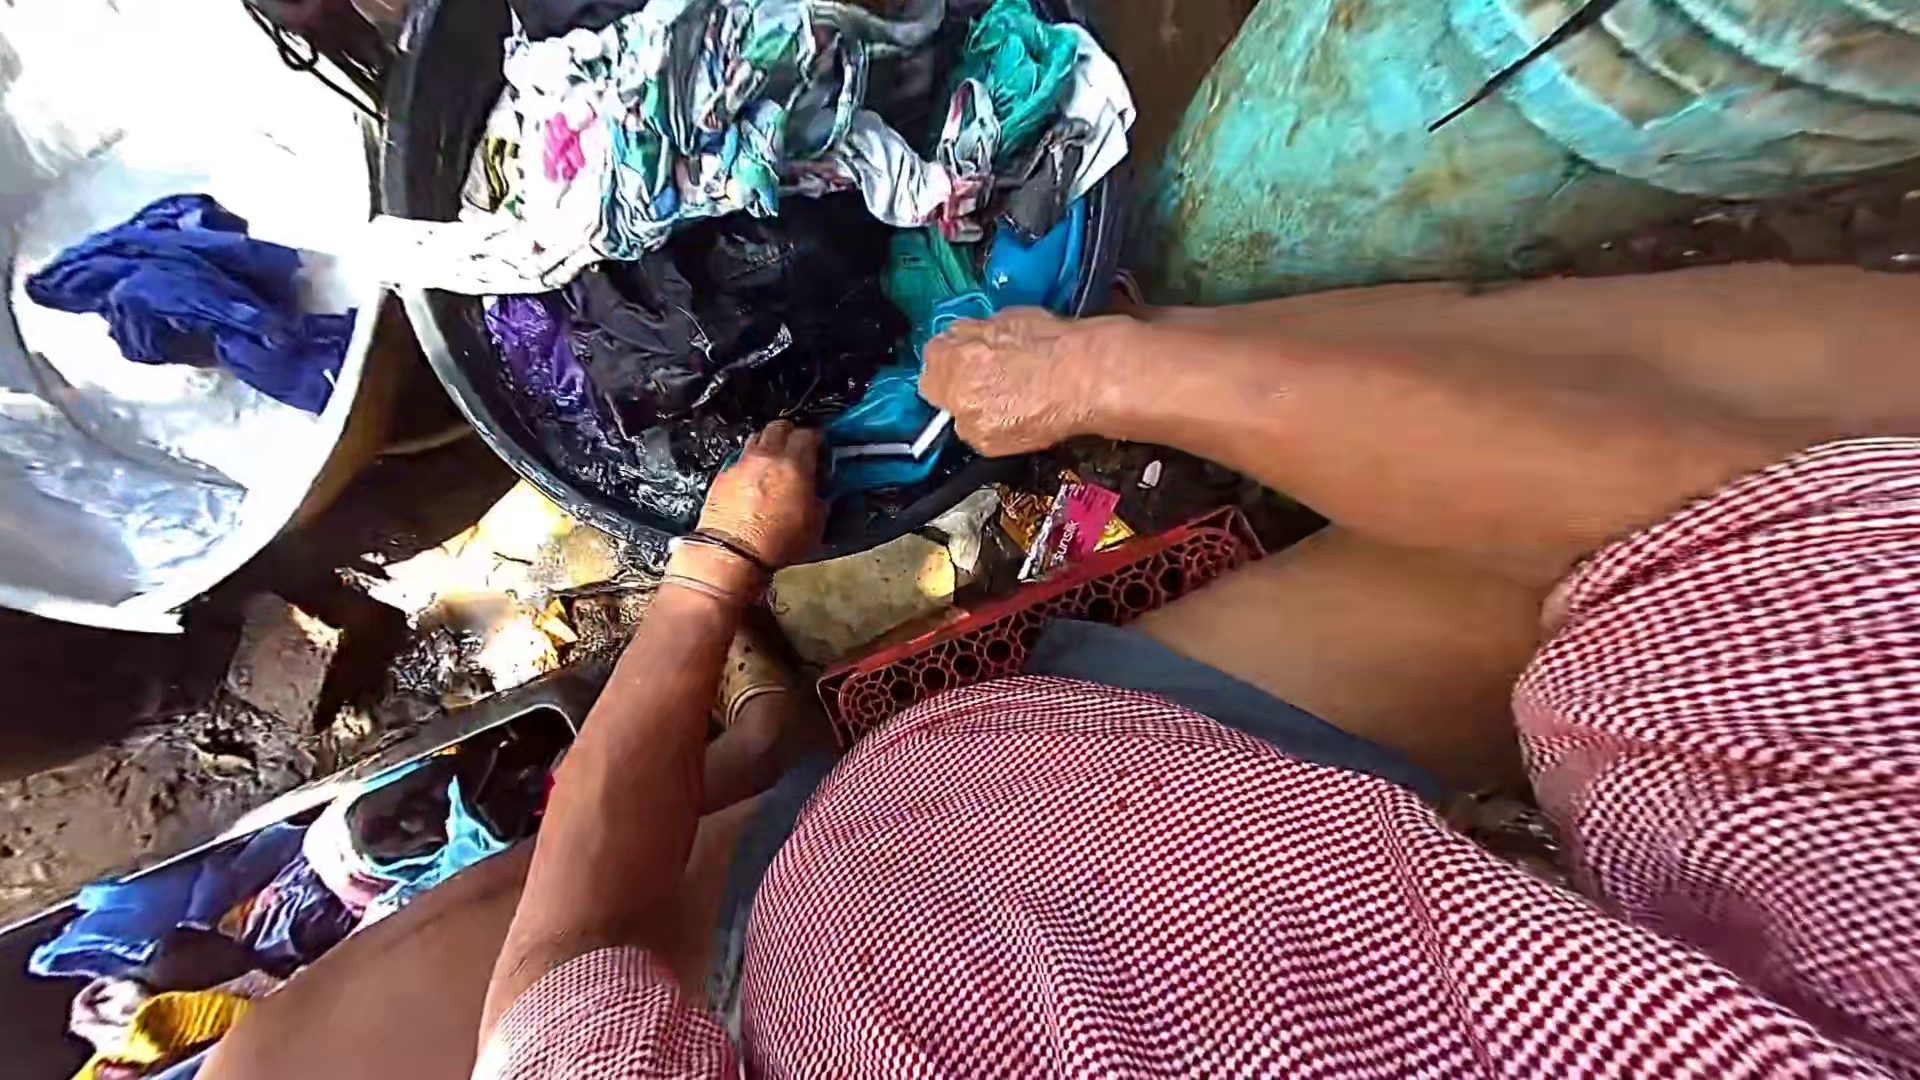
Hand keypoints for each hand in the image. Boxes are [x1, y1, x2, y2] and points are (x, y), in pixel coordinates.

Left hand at [698, 420, 822, 567]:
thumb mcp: (815, 524)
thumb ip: (820, 500)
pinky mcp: (723, 476)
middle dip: (790, 433)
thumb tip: (821, 494)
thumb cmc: (774, 541)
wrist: (733, 553)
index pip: (808, 434)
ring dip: (768, 445)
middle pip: (779, 427)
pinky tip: (754, 480)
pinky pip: (739, 460)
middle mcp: (766, 457)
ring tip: (775, 461)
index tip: (818, 447)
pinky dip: (749, 465)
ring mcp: (741, 464)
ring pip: (757, 439)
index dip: (816, 438)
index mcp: (794, 465)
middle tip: (797, 446)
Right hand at [920, 308, 1111, 455]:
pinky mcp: (1020, 312)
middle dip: (960, 370)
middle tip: (985, 393)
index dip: (945, 399)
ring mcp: (989, 322)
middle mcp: (959, 342)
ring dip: (986, 355)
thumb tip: (968, 421)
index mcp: (942, 376)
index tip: (960, 407)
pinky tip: (1035, 365)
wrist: (1083, 375)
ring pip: (974, 339)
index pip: (927, 386)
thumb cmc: (1037, 407)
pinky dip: (1015, 345)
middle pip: (946, 354)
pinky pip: (1006, 330)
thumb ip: (965, 426)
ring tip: (1014, 381)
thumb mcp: (987, 443)